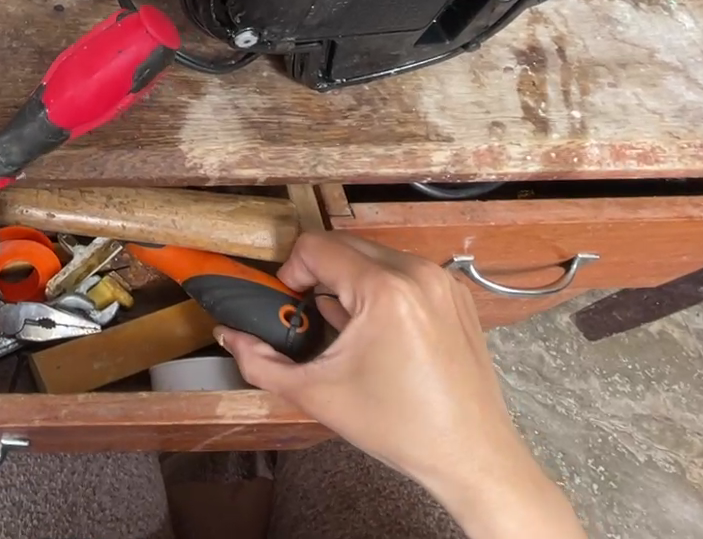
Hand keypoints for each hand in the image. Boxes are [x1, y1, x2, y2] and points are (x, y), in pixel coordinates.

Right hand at [218, 232, 583, 538]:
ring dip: (346, 277)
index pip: (314, 247)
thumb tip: (227, 335)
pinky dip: (377, 285)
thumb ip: (260, 362)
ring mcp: (441, 280)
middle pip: (341, 243)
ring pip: (370, 253)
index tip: (290, 304)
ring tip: (344, 323)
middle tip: (310, 312)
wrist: (475, 459)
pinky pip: (399, 269)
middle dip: (316, 272)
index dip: (291, 271)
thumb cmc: (399, 427)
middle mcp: (416, 273)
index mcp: (384, 290)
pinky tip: (377, 328)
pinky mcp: (454, 293)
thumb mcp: (317, 394)